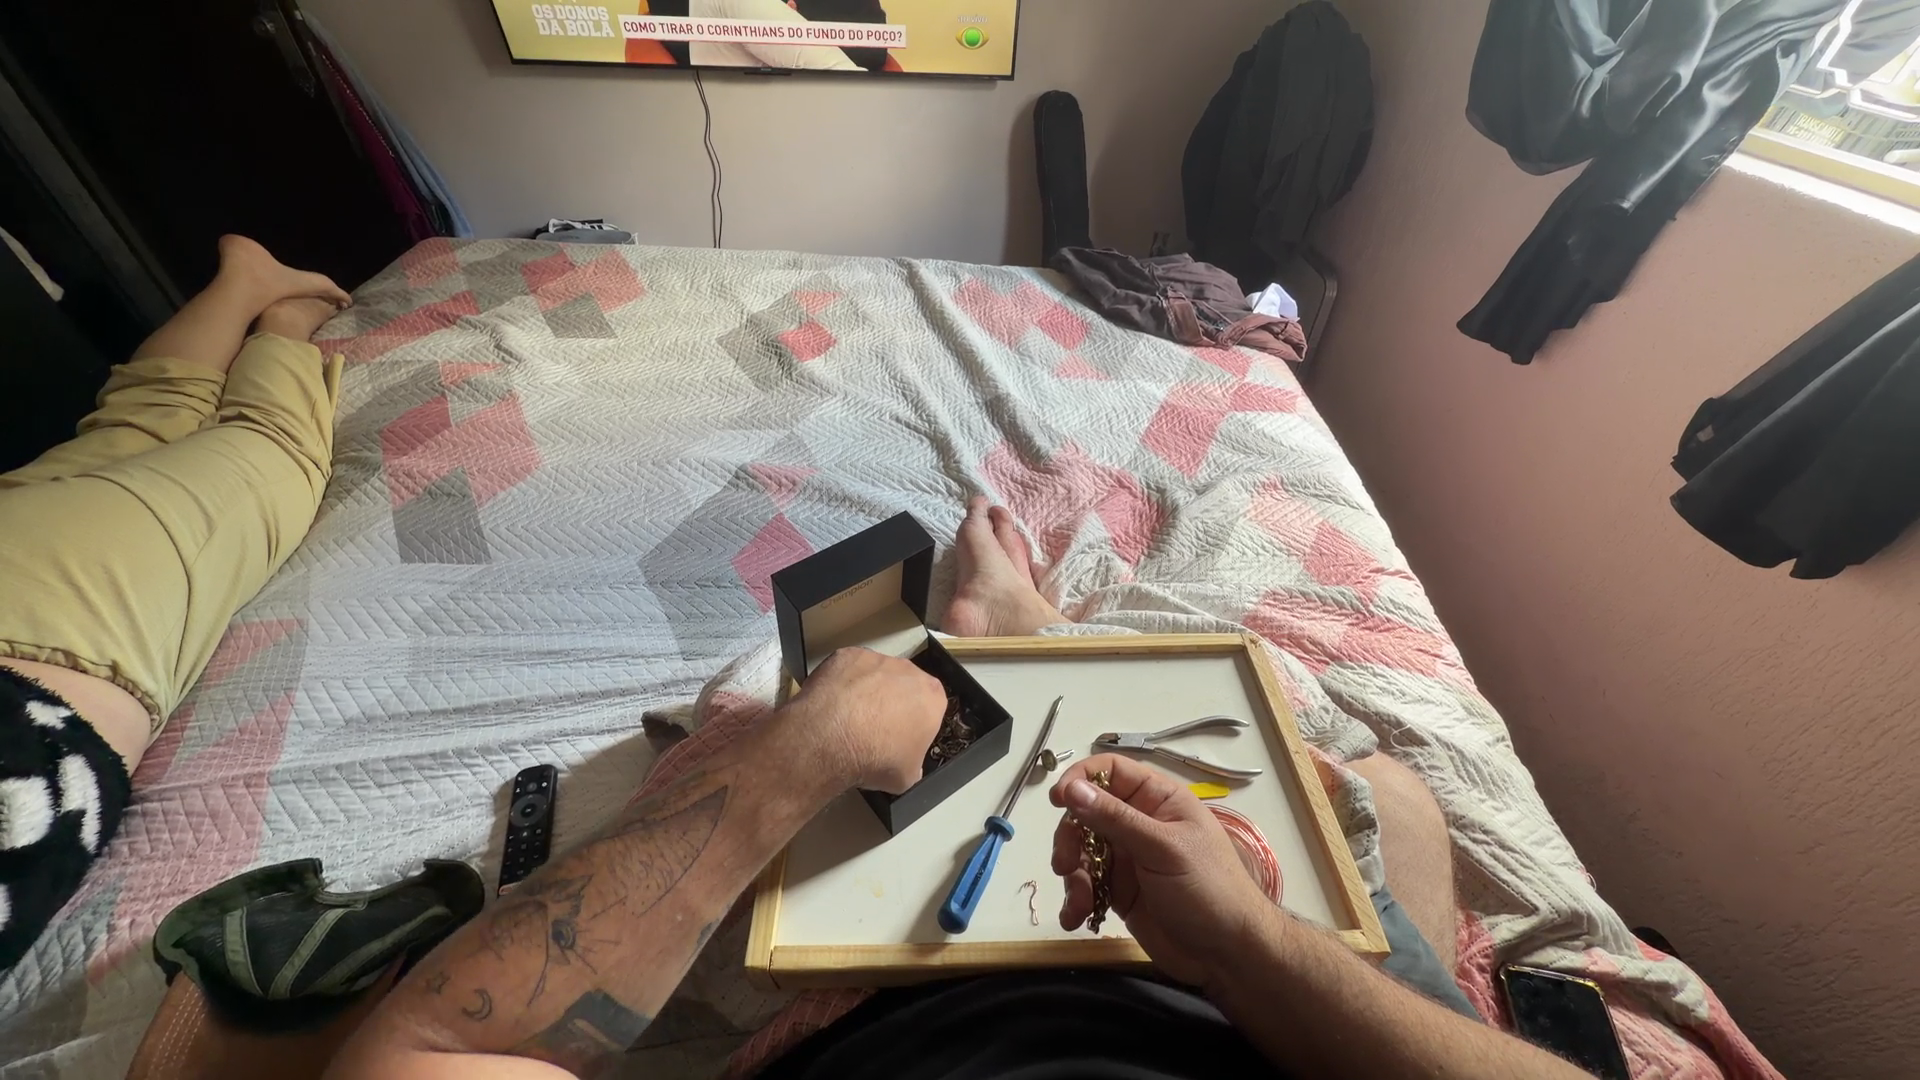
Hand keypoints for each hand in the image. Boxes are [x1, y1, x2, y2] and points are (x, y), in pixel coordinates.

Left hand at [784, 648, 946, 794]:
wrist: (831, 741)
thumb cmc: (873, 757)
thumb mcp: (908, 776)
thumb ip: (915, 763)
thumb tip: (907, 764)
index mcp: (932, 697)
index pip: (930, 706)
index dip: (915, 722)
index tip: (902, 736)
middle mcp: (909, 671)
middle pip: (905, 684)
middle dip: (893, 702)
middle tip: (875, 728)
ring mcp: (878, 660)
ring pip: (877, 673)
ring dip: (868, 690)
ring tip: (850, 717)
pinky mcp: (849, 655)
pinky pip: (850, 667)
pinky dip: (844, 681)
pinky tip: (835, 703)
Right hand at [1050, 754, 1274, 988]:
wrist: (1230, 958)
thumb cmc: (1208, 890)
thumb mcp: (1163, 849)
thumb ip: (1115, 818)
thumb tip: (1071, 788)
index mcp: (1156, 800)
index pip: (1110, 771)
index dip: (1081, 779)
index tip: (1059, 800)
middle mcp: (1138, 823)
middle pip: (1086, 812)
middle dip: (1071, 837)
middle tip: (1065, 864)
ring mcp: (1127, 858)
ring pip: (1081, 850)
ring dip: (1072, 874)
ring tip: (1078, 901)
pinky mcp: (1119, 891)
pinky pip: (1086, 885)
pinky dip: (1075, 900)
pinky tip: (1074, 918)